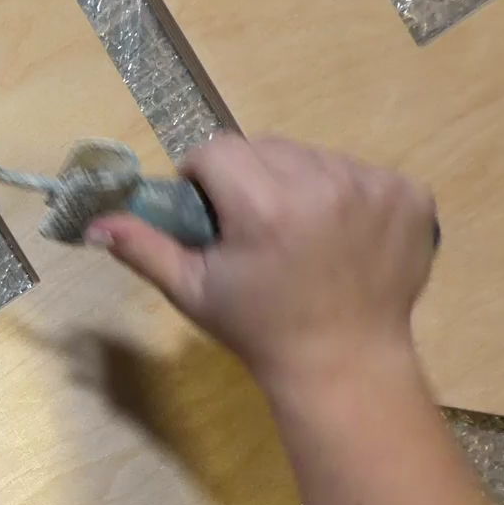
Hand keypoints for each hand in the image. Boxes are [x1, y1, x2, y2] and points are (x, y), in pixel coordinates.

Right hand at [88, 134, 437, 402]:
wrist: (339, 357)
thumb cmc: (252, 326)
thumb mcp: (187, 289)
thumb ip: (142, 248)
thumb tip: (94, 224)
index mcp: (267, 206)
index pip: (218, 149)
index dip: (198, 175)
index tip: (201, 211)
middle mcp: (326, 183)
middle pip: (263, 147)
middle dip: (242, 176)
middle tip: (240, 225)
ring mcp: (376, 185)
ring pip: (309, 156)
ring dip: (287, 182)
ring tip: (287, 232)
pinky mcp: (409, 193)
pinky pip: (354, 171)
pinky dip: (332, 193)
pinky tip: (327, 235)